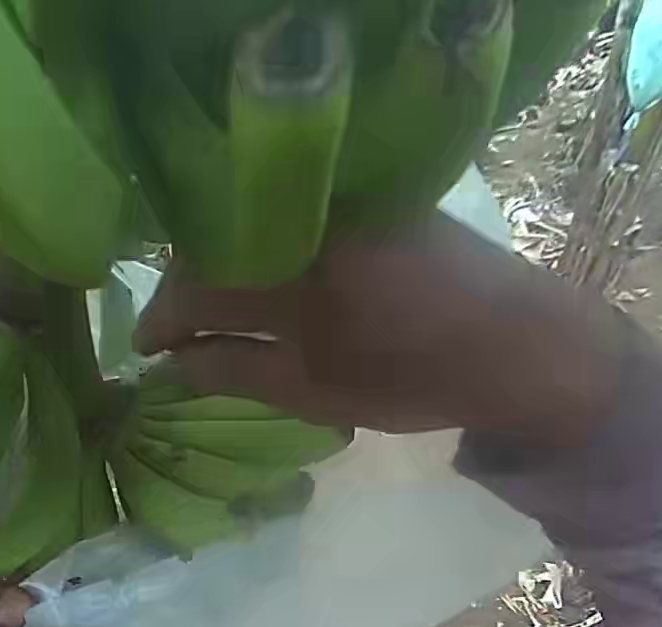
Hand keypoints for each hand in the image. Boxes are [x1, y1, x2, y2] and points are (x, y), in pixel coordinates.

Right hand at [134, 216, 633, 449]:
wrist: (518, 347)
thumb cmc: (410, 380)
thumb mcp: (311, 392)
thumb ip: (233, 371)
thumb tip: (172, 366)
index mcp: (297, 270)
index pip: (198, 285)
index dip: (162, 319)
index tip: (143, 351)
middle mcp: (310, 217)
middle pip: (215, 246)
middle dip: (183, 295)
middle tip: (170, 339)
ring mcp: (339, 200)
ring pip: (248, 231)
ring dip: (217, 274)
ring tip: (204, 320)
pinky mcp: (362, 198)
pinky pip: (285, 223)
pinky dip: (256, 257)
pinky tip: (251, 289)